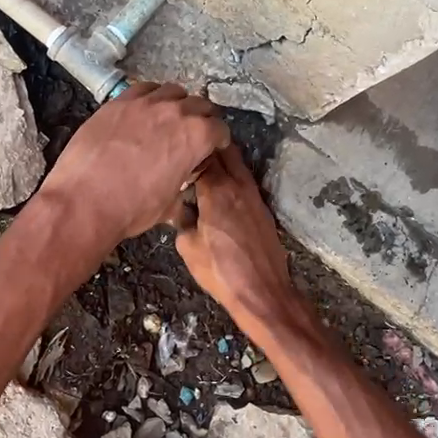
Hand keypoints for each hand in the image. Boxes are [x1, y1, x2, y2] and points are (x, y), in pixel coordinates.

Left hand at [35, 83, 230, 247]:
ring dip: (176, 103)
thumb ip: (182, 182)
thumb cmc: (130, 209)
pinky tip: (143, 111)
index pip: (219, 129)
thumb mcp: (169, 203)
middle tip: (193, 132)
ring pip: (172, 91)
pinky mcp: (118, 102)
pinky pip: (142, 89)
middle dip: (201, 118)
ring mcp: (144, 103)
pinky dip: (149, 97)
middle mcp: (175, 112)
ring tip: (169, 118)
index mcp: (196, 137)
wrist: (84, 201)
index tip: (213, 146)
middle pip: (199, 104)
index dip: (218, 139)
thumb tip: (180, 180)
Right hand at [173, 144, 298, 326]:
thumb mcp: (188, 247)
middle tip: (188, 150)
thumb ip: (182, 220)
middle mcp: (239, 185)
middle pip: (225, 152)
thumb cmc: (220, 270)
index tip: (174, 152)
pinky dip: (232, 179)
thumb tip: (182, 209)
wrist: (263, 292)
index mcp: (217, 190)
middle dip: (207, 146)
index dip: (187, 151)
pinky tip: (220, 191)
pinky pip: (245, 183)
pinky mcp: (264, 209)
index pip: (201, 156)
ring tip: (202, 167)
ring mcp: (255, 196)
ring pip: (238, 165)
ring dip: (222, 161)